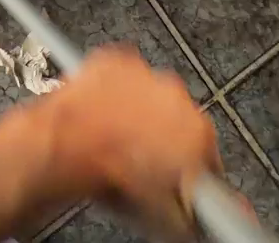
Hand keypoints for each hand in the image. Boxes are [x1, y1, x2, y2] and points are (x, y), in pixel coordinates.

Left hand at [32, 46, 226, 237]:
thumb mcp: (165, 215)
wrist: (70, 140)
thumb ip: (198, 214)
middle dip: (166, 137)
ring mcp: (145, 73)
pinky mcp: (116, 59)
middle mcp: (176, 96)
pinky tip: (104, 109)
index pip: (207, 154)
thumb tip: (207, 218)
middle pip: (179, 119)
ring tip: (119, 134)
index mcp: (198, 130)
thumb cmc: (111, 171)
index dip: (192, 171)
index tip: (179, 180)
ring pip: (150, 94)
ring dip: (141, 110)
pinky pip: (122, 74)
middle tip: (144, 158)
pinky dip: (115, 88)